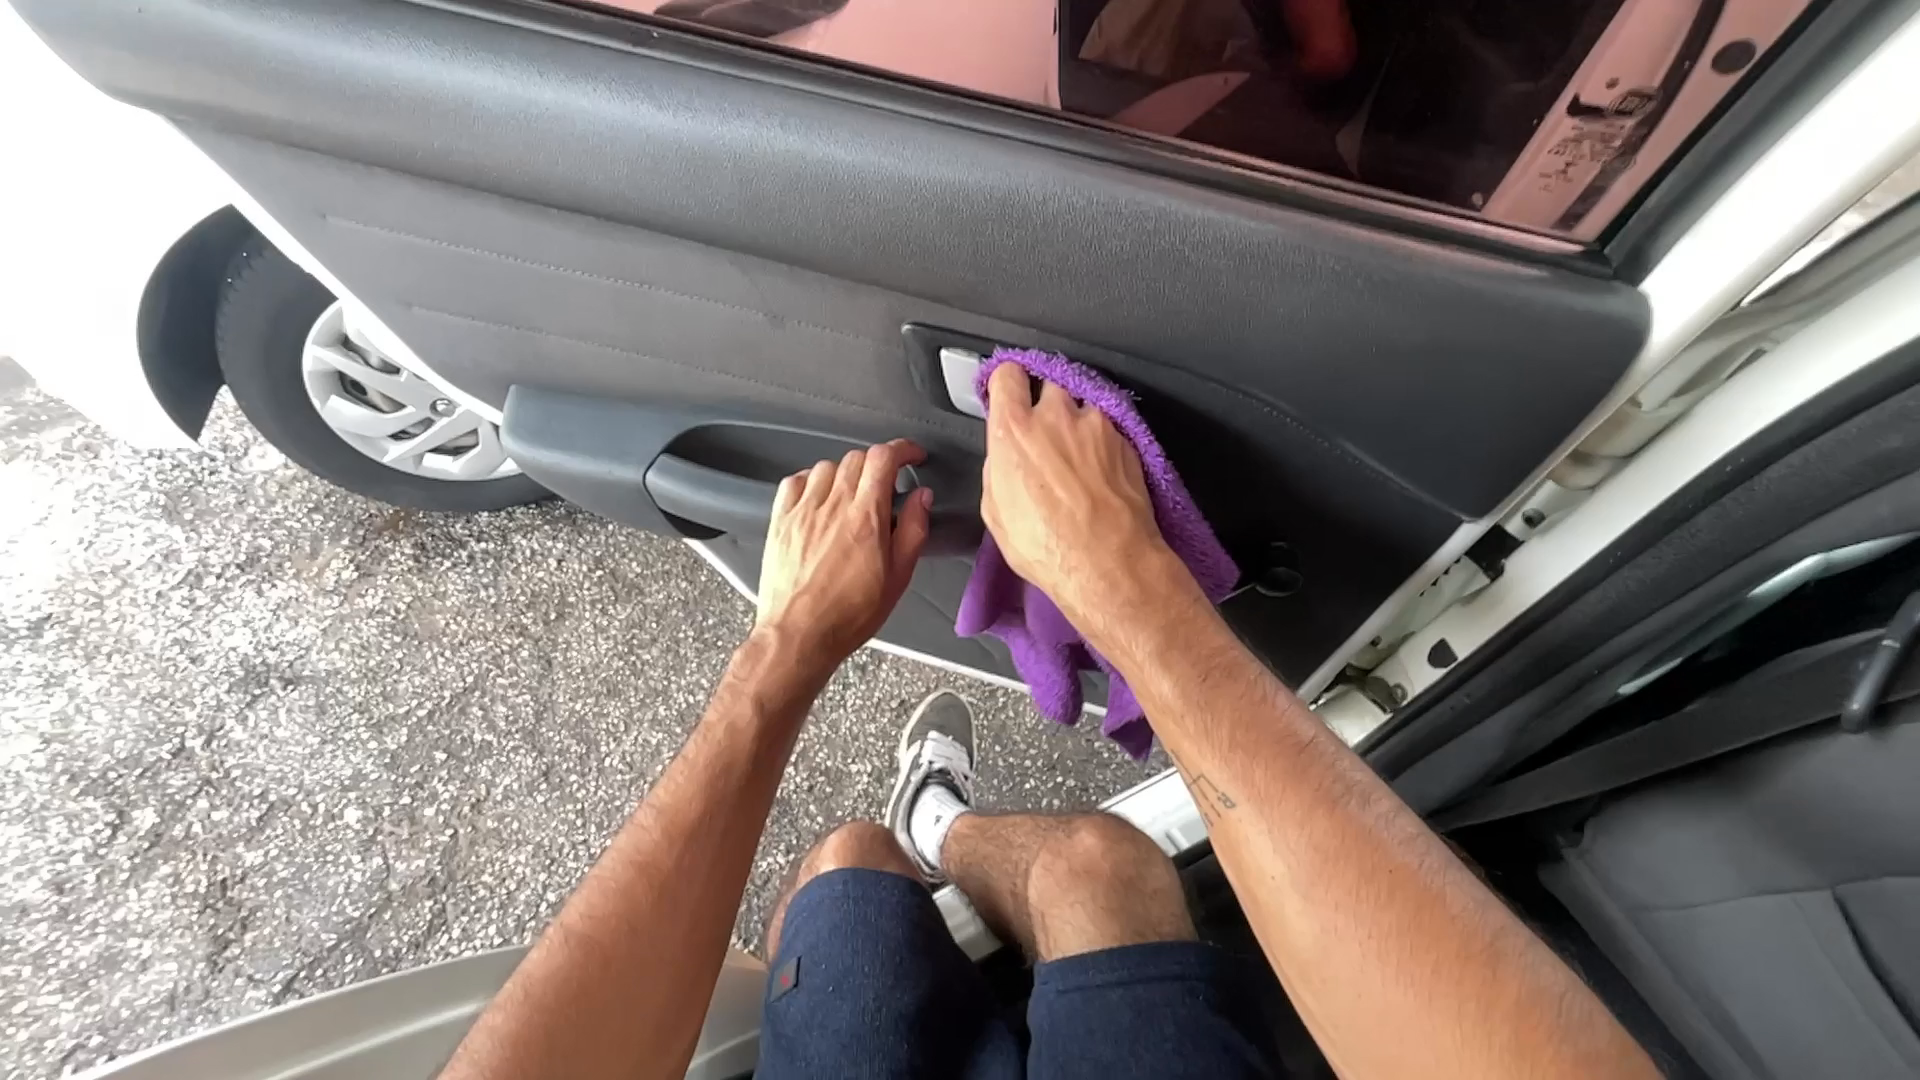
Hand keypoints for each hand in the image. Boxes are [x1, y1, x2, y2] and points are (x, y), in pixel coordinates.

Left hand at [755, 439, 933, 669]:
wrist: (800, 635)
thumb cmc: (849, 614)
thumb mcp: (898, 576)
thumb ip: (914, 530)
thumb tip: (922, 498)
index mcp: (865, 516)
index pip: (884, 457)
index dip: (903, 449)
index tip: (913, 456)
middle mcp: (832, 505)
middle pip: (857, 457)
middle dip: (877, 464)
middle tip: (886, 485)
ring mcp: (802, 511)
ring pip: (826, 467)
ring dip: (845, 473)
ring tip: (853, 496)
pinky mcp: (780, 521)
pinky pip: (794, 482)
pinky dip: (811, 481)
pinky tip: (819, 499)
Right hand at [979, 364, 1187, 630]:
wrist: (1107, 562)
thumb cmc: (1048, 545)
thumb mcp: (996, 512)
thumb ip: (998, 470)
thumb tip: (1004, 460)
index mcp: (1014, 430)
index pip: (1007, 375)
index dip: (1007, 384)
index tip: (1008, 394)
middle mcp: (1056, 417)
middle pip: (1048, 385)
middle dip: (1045, 404)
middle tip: (1043, 435)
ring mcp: (1096, 425)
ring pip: (1083, 405)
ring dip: (1077, 424)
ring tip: (1075, 459)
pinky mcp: (1126, 440)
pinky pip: (1109, 428)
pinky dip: (1102, 442)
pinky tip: (1098, 473)